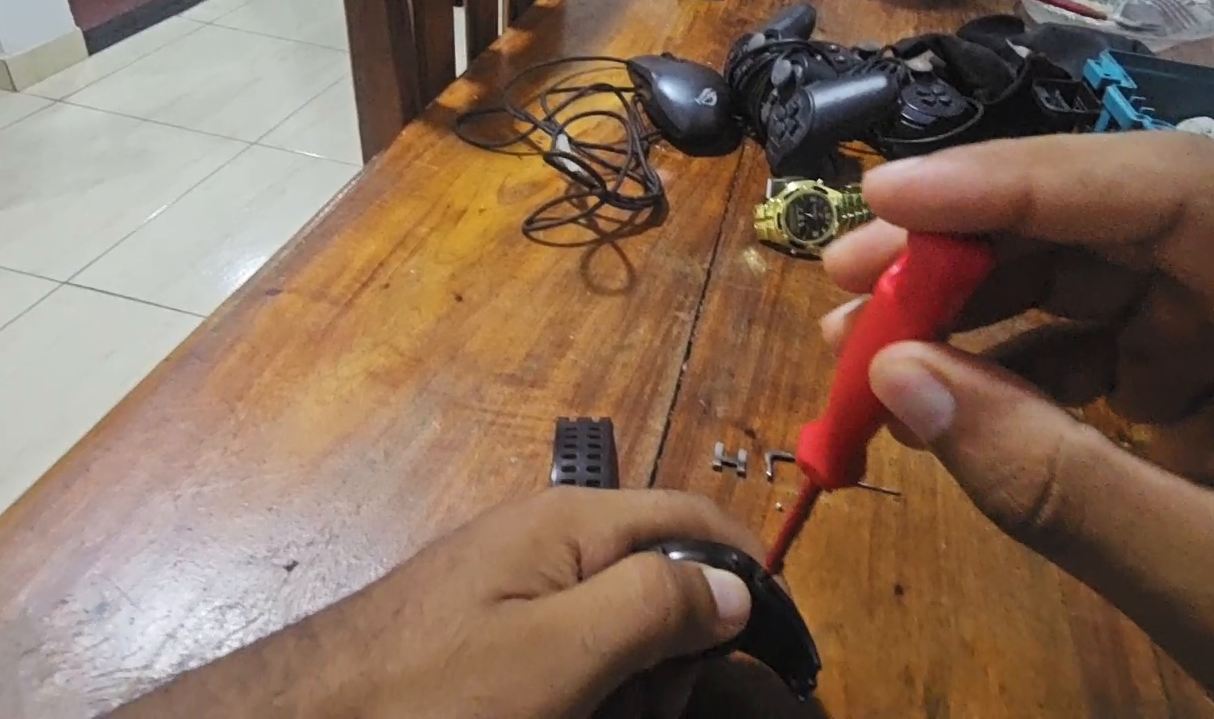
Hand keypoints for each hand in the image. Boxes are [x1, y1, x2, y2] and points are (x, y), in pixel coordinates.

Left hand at [116, 489, 760, 717]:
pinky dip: (596, 679)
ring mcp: (524, 579)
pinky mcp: (500, 622)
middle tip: (658, 706)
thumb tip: (738, 584)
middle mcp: (556, 534)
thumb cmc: (432, 691)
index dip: (744, 562)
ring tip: (610, 716)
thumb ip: (652, 604)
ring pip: (622, 612)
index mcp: (576, 520)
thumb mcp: (556, 653)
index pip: (689, 514)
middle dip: (681, 639)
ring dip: (638, 672)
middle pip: (660, 566)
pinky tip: (578, 710)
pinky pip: (577, 640)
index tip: (780, 634)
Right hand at [823, 133, 1213, 718]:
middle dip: (967, 235)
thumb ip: (1053, 485)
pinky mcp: (1192, 336)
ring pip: (1072, 252)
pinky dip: (988, 345)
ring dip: (961, 287)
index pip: (1179, 190)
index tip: (890, 196)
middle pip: (1107, 208)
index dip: (1021, 182)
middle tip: (850, 269)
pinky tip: (925, 379)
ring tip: (860, 329)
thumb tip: (895, 379)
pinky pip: (1070, 315)